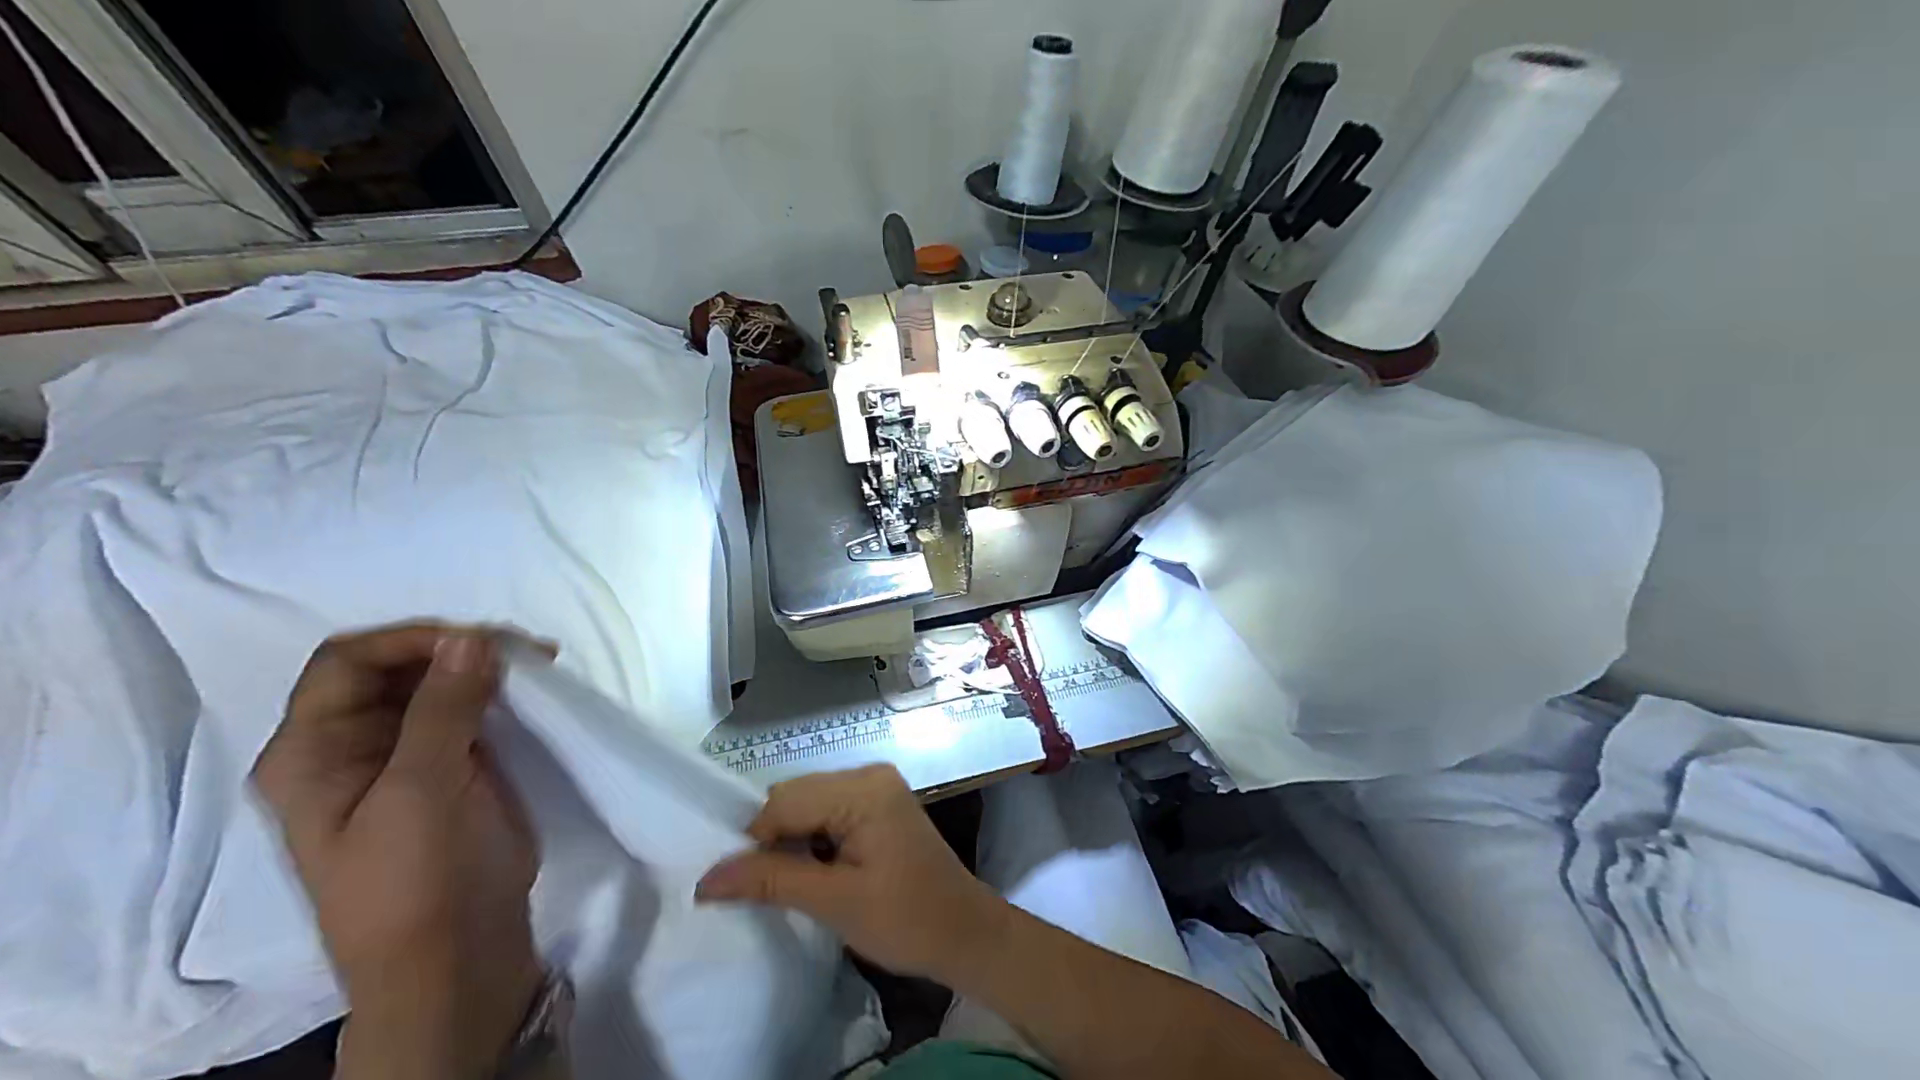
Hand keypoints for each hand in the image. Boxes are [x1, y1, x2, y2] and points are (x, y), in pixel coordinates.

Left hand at [253, 623, 545, 1079]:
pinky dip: (502, 689)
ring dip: (485, 664)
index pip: (348, 661)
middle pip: (396, 665)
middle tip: (522, 648)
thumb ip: (444, 710)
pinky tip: (535, 686)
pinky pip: (472, 707)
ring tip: (538, 659)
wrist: (456, 951)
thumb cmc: (415, 879)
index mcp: (313, 750)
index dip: (409, 640)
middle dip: (456, 647)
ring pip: (439, 682)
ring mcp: (407, 752)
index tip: (479, 641)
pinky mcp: (455, 763)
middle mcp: (353, 742)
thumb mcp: (419, 793)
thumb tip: (473, 636)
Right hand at [694, 765, 1008, 981]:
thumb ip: (770, 880)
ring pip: (808, 803)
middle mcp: (869, 775)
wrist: (964, 932)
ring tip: (797, 881)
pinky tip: (817, 869)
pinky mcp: (879, 804)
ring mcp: (877, 786)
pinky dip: (813, 837)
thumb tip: (706, 878)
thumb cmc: (905, 919)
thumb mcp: (834, 902)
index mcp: (863, 789)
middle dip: (774, 839)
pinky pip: (828, 810)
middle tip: (773, 887)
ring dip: (792, 839)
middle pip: (796, 796)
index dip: (757, 841)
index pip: (784, 801)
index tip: (743, 886)